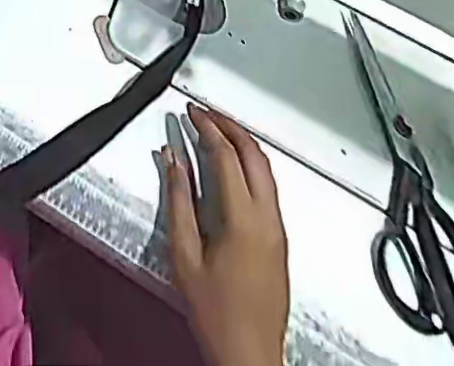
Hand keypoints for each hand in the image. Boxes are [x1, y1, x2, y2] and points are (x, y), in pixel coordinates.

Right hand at [162, 107, 288, 365]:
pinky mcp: (280, 239)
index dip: (207, 127)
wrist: (249, 356)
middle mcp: (268, 218)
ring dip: (243, 142)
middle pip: (255, 154)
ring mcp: (278, 228)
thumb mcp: (184, 255)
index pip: (227, 156)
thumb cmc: (213, 311)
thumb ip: (178, 201)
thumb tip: (173, 159)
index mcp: (244, 219)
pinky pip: (269, 186)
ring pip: (267, 169)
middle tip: (205, 113)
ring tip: (217, 130)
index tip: (191, 112)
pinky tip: (233, 164)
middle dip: (230, 126)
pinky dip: (251, 163)